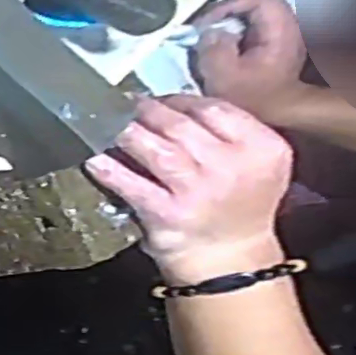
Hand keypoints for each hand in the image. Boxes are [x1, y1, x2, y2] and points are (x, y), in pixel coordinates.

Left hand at [85, 95, 293, 284]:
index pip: (216, 110)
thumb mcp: (250, 164)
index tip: (155, 98)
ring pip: (158, 150)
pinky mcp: (167, 211)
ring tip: (106, 126)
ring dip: (129, 134)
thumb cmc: (234, 206)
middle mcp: (233, 165)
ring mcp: (199, 189)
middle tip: (122, 106)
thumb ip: (224, 136)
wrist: (227, 256)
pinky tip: (93, 161)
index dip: (179, 101)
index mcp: (262, 147)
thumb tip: (174, 109)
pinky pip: (133, 185)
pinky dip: (110, 171)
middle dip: (148, 113)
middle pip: (182, 127)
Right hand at [194, 0, 310, 123]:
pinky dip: (230, 32)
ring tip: (203, 38)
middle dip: (225, 12)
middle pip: (256, 2)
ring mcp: (281, 33)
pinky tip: (215, 46)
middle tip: (198, 29)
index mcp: (280, 28)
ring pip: (252, 14)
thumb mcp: (223, 74)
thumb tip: (207, 31)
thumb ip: (213, 48)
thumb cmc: (248, 96)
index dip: (229, 4)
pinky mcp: (271, 42)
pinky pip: (250, 27)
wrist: (275, 112)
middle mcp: (287, 25)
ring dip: (225, 22)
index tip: (202, 23)